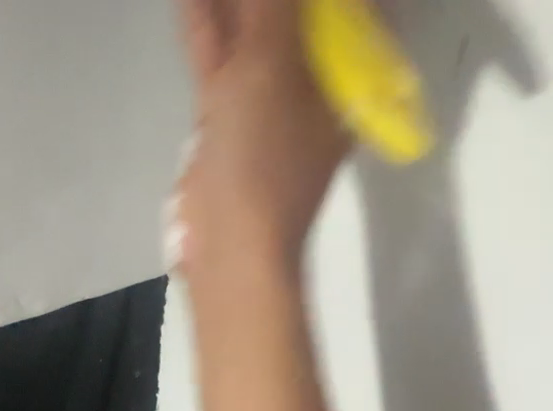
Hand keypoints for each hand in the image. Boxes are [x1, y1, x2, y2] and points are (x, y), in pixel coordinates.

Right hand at [174, 0, 350, 282]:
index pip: (347, 9)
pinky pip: (219, 61)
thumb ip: (273, 7)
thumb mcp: (272, 63)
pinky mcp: (226, 123)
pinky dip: (205, 26)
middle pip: (297, 16)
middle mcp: (310, 86)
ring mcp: (265, 104)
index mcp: (345, 75)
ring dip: (233, 2)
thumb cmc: (264, 155)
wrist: (230, 244)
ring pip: (250, 33)